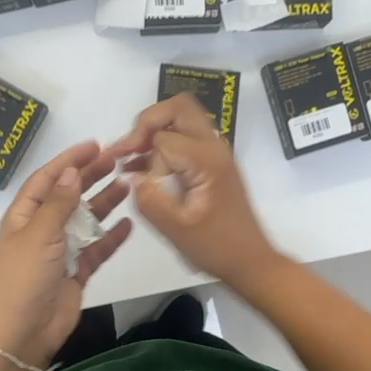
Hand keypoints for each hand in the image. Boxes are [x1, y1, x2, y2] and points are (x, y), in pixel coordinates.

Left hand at [0, 140, 132, 366]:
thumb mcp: (39, 234)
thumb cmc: (25, 278)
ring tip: (127, 186)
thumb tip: (71, 172)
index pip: (47, 179)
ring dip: (104, 203)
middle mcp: (42, 229)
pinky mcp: (76, 271)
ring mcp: (60, 251)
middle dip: (90, 177)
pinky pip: (97, 248)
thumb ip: (58, 203)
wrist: (25, 331)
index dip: (69, 161)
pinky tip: (128, 225)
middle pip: (68, 195)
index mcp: (24, 216)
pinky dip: (111, 237)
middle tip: (116, 161)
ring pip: (86, 220)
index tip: (94, 145)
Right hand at [111, 93, 286, 288]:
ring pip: (183, 121)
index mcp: (206, 160)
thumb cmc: (216, 247)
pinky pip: (187, 141)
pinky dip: (164, 146)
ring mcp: (217, 155)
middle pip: (178, 108)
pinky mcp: (214, 166)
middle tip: (127, 149)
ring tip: (129, 159)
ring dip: (155, 132)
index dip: (139, 150)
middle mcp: (214, 148)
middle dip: (147, 123)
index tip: (120, 167)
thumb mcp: (176, 228)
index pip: (163, 137)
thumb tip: (132, 176)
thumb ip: (150, 198)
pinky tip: (143, 171)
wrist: (251, 262)